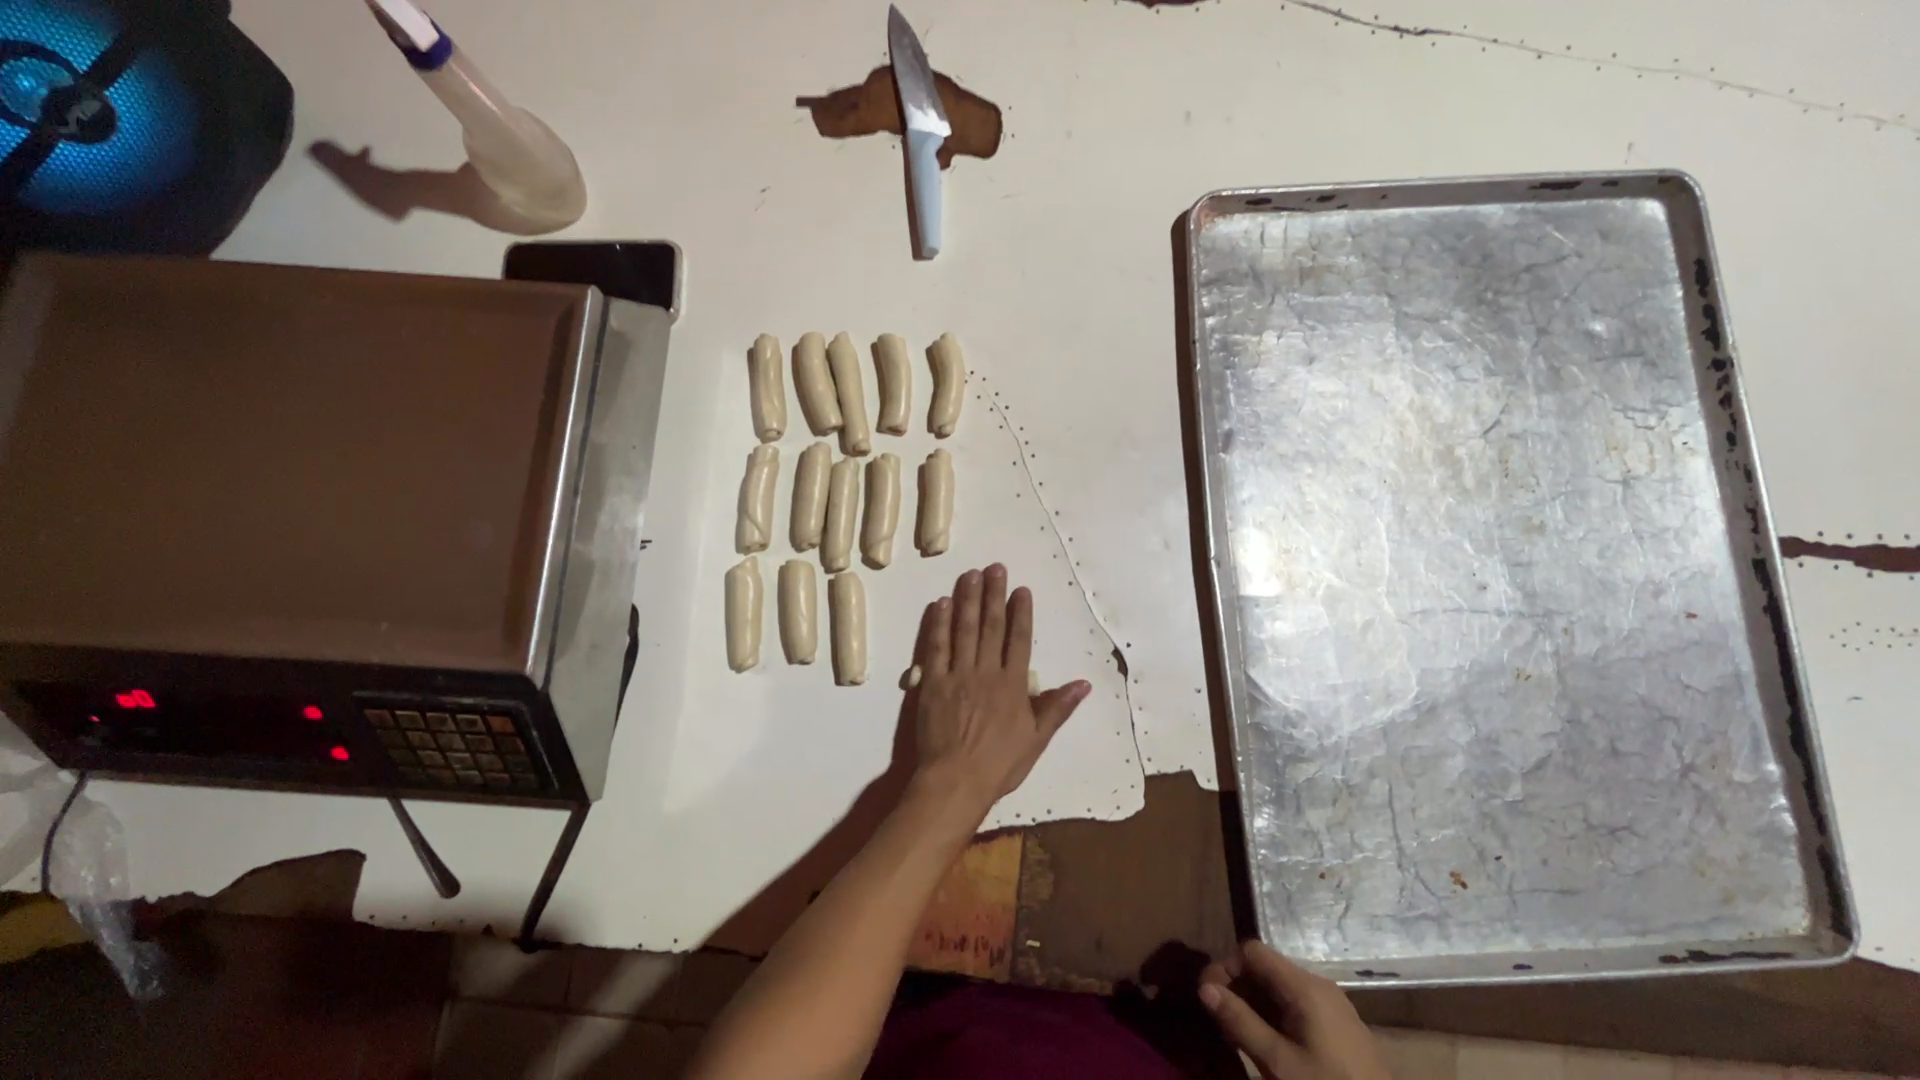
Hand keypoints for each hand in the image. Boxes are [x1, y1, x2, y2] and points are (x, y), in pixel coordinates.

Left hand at [910, 564, 1090, 814]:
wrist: (956, 780)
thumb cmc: (1000, 764)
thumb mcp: (1036, 739)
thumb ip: (1057, 708)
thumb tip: (1084, 684)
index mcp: (1013, 685)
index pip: (1019, 640)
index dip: (1021, 613)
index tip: (1021, 589)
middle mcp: (986, 672)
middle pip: (991, 626)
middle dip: (993, 594)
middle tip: (995, 568)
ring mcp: (957, 675)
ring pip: (964, 629)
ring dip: (967, 600)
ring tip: (970, 575)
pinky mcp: (932, 683)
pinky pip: (935, 647)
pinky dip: (938, 624)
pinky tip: (940, 604)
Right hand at [1199, 942, 1388, 1079]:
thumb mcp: (1278, 1062)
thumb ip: (1240, 1022)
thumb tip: (1204, 988)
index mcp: (1305, 987)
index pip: (1252, 951)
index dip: (1225, 967)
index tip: (1208, 998)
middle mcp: (1318, 985)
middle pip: (1265, 967)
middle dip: (1236, 988)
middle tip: (1219, 1023)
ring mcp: (1331, 1005)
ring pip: (1279, 987)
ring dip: (1252, 1004)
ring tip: (1237, 1037)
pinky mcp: (1337, 1024)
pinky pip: (1295, 1004)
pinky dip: (1272, 1015)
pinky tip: (1266, 1045)